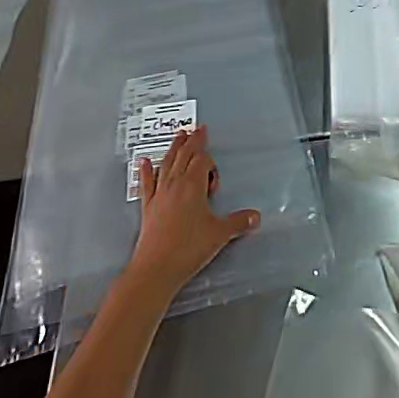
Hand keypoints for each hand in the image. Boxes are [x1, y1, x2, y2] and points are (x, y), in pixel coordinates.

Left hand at [129, 126, 258, 295]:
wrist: (156, 268)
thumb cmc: (189, 248)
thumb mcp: (219, 234)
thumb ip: (238, 222)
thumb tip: (255, 217)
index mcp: (193, 185)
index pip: (202, 161)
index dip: (209, 161)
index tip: (213, 164)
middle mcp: (175, 184)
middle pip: (184, 155)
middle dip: (192, 141)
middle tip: (197, 129)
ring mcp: (159, 194)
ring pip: (167, 164)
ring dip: (174, 149)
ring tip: (178, 137)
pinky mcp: (148, 207)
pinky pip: (147, 183)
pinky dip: (145, 171)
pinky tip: (143, 162)